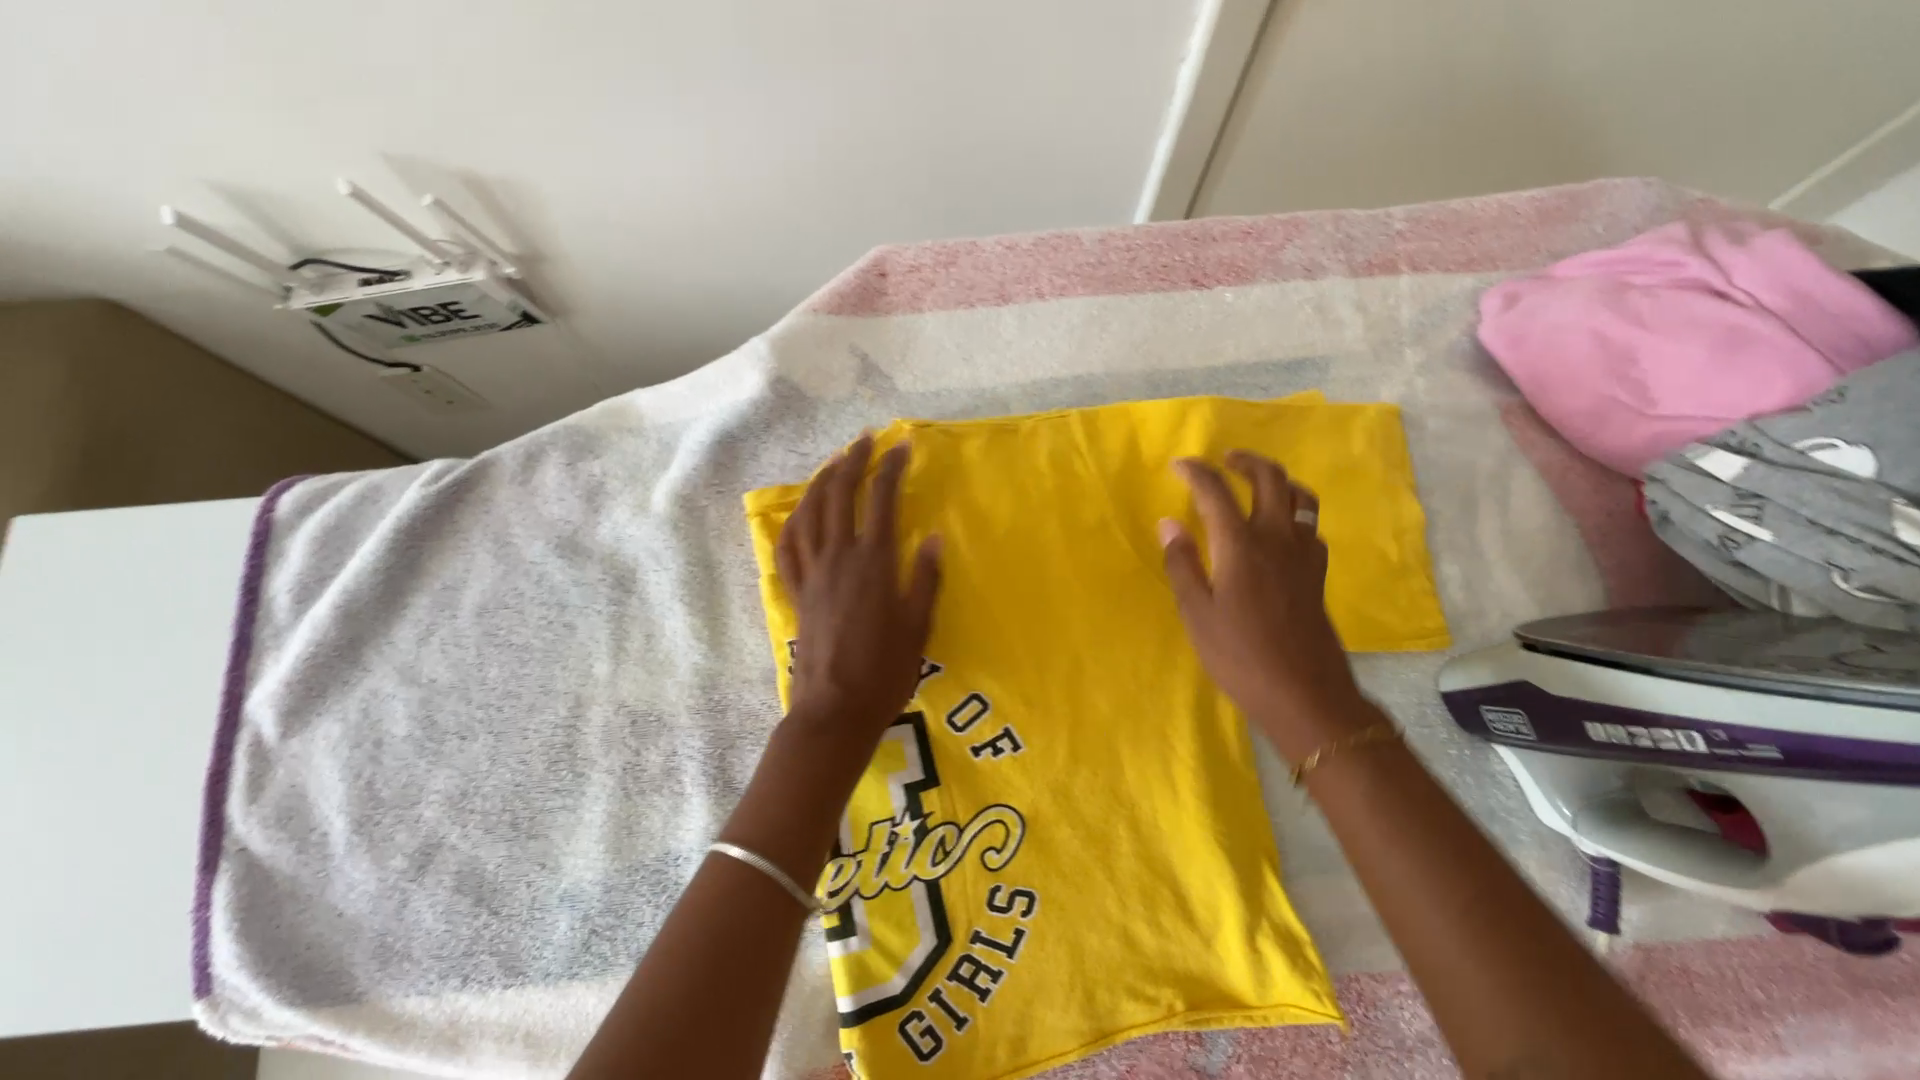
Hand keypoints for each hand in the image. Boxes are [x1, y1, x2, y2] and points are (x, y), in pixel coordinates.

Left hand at [775, 434, 941, 743]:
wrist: (835, 710)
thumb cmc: (885, 673)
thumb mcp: (918, 627)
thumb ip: (924, 579)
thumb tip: (931, 537)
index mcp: (873, 563)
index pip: (881, 500)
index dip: (891, 468)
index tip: (902, 447)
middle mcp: (838, 558)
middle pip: (839, 494)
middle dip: (852, 461)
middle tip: (865, 441)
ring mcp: (812, 574)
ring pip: (809, 512)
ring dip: (821, 481)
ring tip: (834, 463)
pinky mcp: (796, 592)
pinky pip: (788, 546)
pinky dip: (793, 520)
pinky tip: (800, 512)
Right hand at [1159, 451, 1366, 761]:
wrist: (1303, 692)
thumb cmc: (1239, 656)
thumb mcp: (1196, 614)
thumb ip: (1182, 564)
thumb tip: (1169, 523)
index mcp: (1240, 545)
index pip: (1216, 491)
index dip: (1196, 472)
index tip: (1178, 465)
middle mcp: (1277, 539)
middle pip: (1270, 478)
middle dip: (1245, 461)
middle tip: (1225, 460)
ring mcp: (1304, 555)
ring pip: (1300, 498)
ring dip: (1278, 482)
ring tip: (1258, 486)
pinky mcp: (1318, 574)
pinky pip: (1311, 528)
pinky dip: (1294, 516)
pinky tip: (1281, 533)